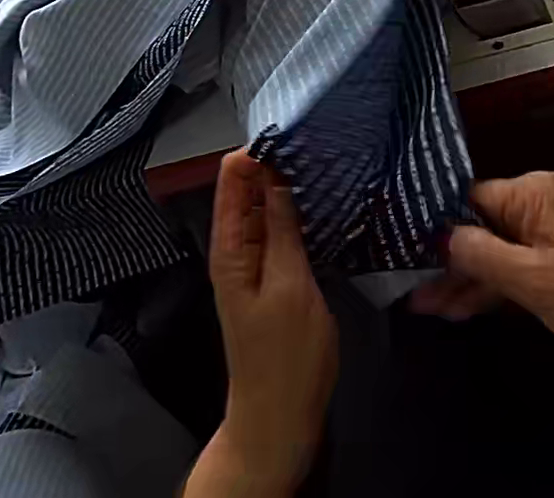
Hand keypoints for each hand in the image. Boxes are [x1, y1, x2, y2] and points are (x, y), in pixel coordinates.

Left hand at [200, 151, 336, 493]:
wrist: (279, 419)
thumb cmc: (285, 357)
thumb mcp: (290, 285)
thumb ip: (282, 228)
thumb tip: (278, 176)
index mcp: (229, 244)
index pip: (231, 178)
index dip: (256, 152)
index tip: (292, 134)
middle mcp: (235, 246)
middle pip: (247, 189)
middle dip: (275, 165)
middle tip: (316, 145)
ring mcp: (253, 261)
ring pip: (265, 209)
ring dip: (287, 189)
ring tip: (324, 166)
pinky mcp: (272, 276)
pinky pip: (278, 232)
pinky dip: (294, 216)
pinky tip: (321, 206)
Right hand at [409, 171, 553, 386]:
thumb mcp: (536, 283)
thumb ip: (479, 254)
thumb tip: (434, 237)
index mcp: (534, 193)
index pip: (467, 199)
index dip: (434, 225)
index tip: (401, 247)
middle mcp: (536, 202)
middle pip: (474, 227)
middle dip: (446, 262)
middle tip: (413, 291)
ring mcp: (544, 231)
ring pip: (488, 250)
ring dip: (462, 280)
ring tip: (426, 305)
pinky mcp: (551, 257)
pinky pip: (508, 266)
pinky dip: (487, 287)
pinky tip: (456, 306)